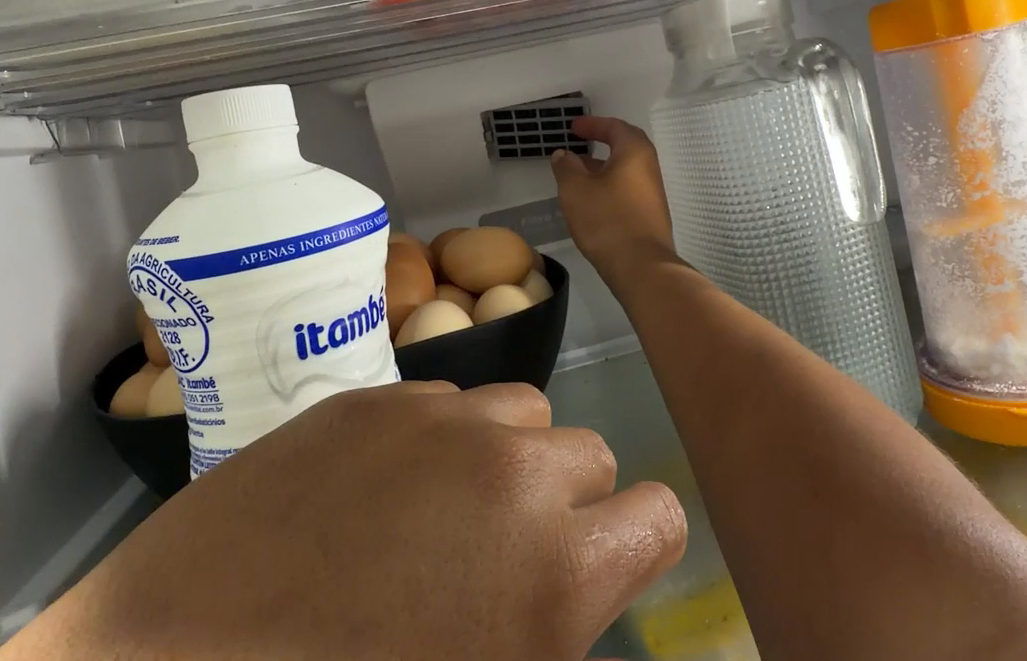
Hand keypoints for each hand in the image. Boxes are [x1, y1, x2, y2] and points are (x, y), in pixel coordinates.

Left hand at [2, 381, 685, 660]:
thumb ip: (552, 626)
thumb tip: (565, 590)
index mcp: (559, 569)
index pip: (657, 516)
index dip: (631, 545)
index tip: (595, 566)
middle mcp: (514, 472)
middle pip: (589, 455)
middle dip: (564, 501)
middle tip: (499, 552)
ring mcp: (438, 422)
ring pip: (521, 410)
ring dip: (504, 454)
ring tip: (441, 507)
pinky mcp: (369, 400)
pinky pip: (445, 400)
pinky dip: (437, 437)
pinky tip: (377, 487)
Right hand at [551, 116, 680, 282]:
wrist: (641, 266)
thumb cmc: (607, 220)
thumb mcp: (576, 190)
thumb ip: (567, 167)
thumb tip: (564, 154)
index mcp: (635, 152)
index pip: (615, 127)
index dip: (593, 125)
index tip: (573, 128)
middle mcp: (649, 167)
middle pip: (625, 146)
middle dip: (601, 143)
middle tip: (579, 144)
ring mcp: (653, 192)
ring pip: (626, 170)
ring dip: (603, 167)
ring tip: (577, 174)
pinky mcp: (650, 214)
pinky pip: (628, 188)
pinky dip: (610, 185)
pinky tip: (592, 200)